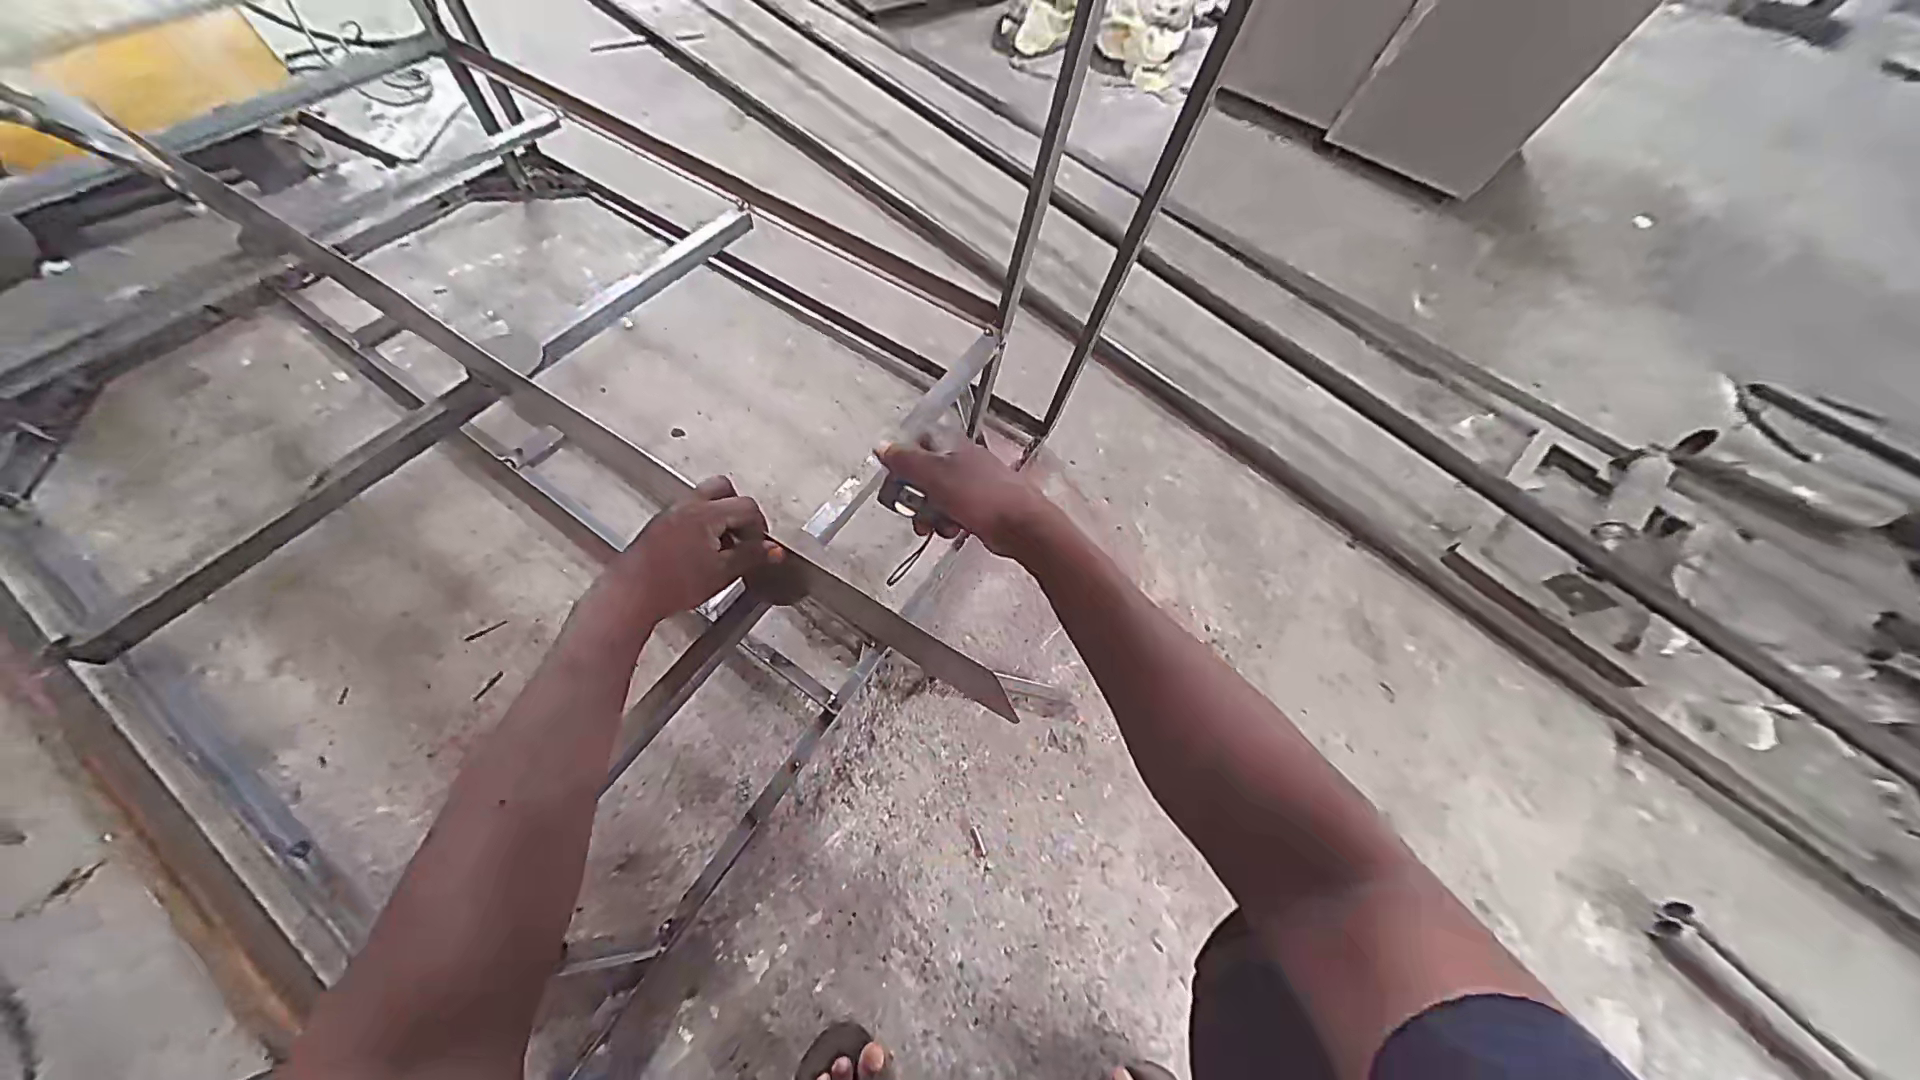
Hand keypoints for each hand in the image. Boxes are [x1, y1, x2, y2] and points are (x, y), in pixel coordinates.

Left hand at [604, 476, 778, 623]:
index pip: (746, 506)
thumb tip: (772, 550)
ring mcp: (670, 515)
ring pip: (704, 499)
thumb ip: (752, 556)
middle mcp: (686, 507)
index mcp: (705, 513)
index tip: (761, 545)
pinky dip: (703, 525)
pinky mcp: (659, 527)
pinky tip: (704, 553)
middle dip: (740, 509)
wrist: (632, 596)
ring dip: (721, 517)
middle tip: (746, 533)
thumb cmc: (671, 584)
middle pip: (723, 489)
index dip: (760, 526)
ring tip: (726, 546)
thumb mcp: (723, 572)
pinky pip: (688, 514)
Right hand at [875, 432, 1057, 557]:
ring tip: (934, 526)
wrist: (1020, 525)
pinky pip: (955, 513)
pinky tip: (953, 530)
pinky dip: (948, 523)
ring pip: (939, 498)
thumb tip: (883, 447)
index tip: (896, 480)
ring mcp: (976, 486)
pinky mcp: (982, 508)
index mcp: (954, 447)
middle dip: (915, 496)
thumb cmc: (984, 497)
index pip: (919, 444)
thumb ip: (905, 461)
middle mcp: (965, 463)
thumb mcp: (934, 476)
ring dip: (931, 514)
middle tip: (913, 509)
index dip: (903, 461)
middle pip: (926, 475)